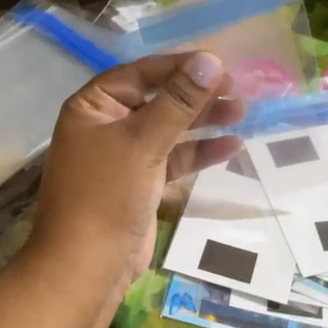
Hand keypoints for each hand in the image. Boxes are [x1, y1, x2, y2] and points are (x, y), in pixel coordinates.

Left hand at [30, 52, 243, 284]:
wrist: (86, 267)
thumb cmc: (106, 195)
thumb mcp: (143, 142)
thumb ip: (179, 101)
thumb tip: (211, 60)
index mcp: (94, 106)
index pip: (142, 73)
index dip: (181, 67)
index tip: (222, 65)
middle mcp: (107, 124)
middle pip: (158, 98)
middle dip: (197, 95)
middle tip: (237, 92)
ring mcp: (125, 154)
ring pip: (170, 128)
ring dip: (203, 120)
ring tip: (241, 113)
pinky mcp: (141, 182)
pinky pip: (174, 158)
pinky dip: (200, 152)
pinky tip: (232, 146)